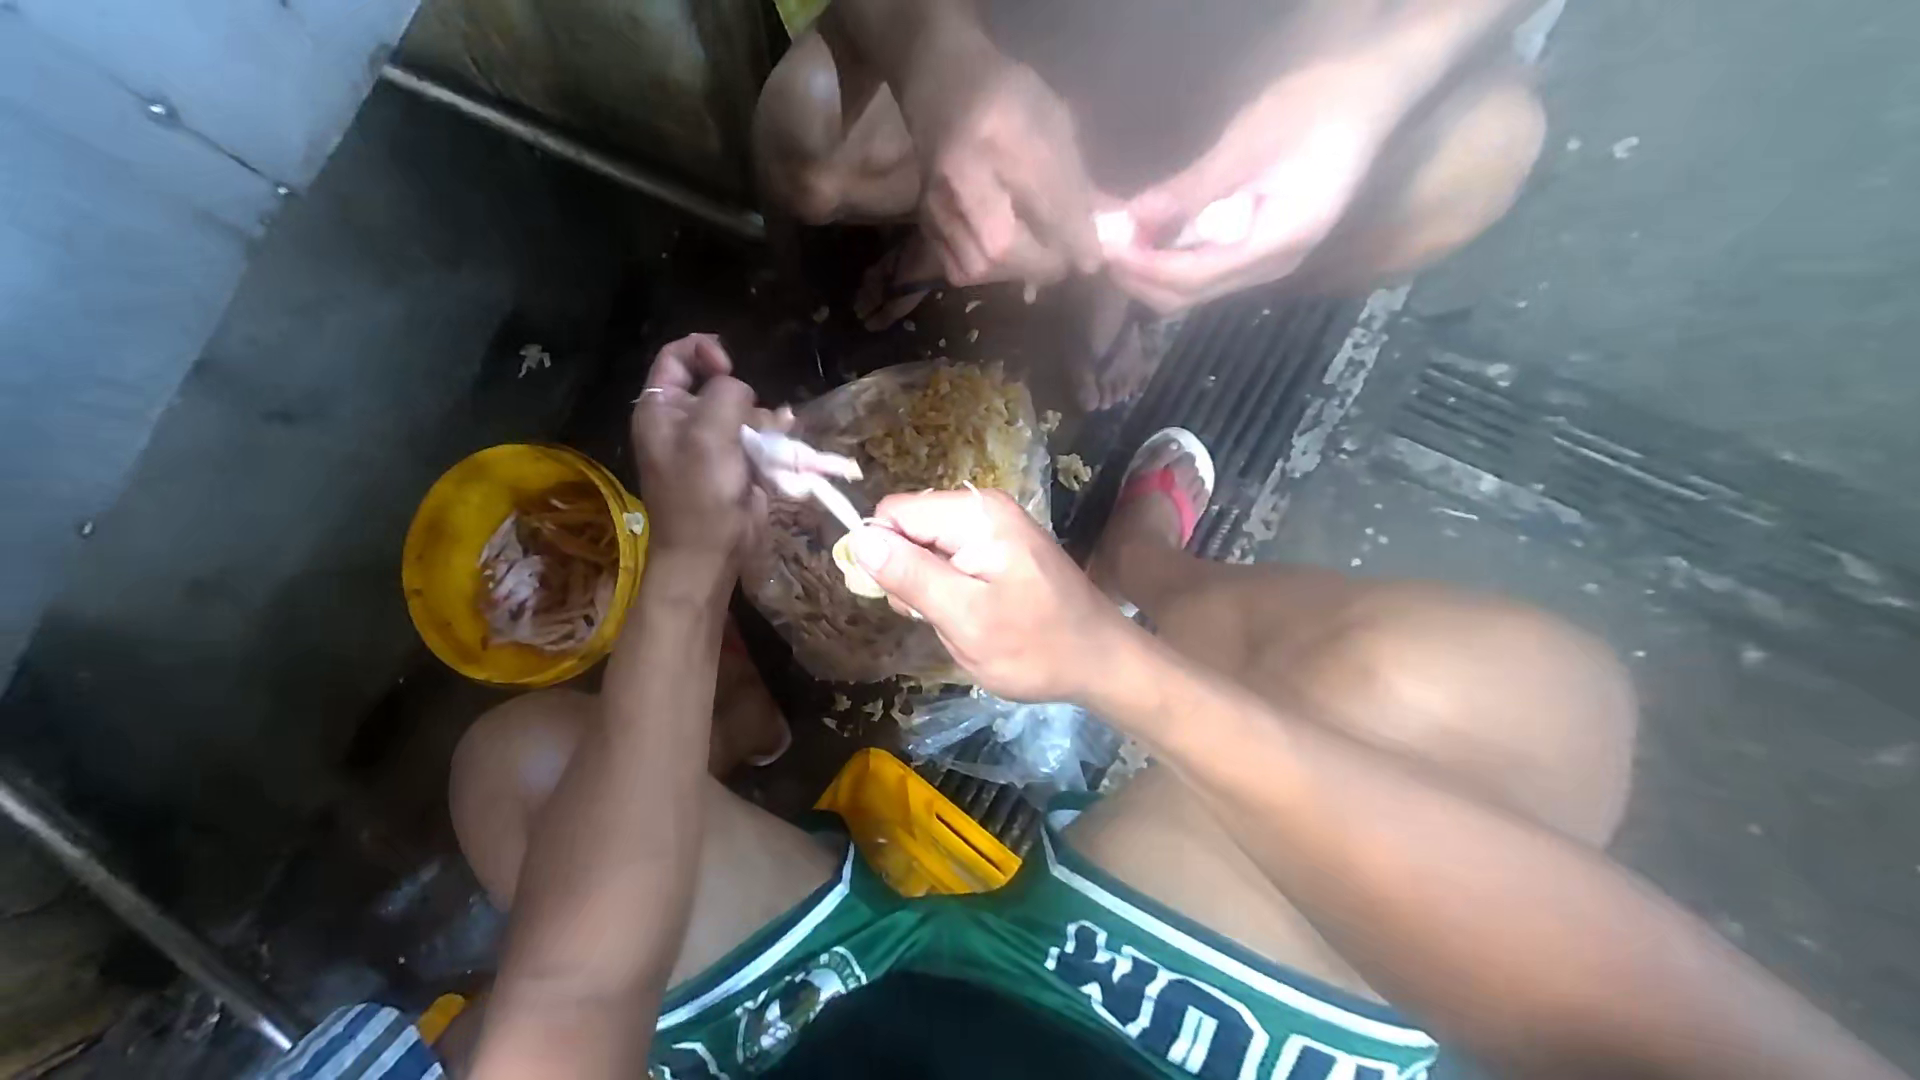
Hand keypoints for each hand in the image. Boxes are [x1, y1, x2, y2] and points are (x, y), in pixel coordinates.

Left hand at [630, 334, 763, 570]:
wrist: (711, 551)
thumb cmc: (701, 494)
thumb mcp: (708, 435)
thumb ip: (725, 395)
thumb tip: (742, 390)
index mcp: (661, 409)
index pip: (676, 357)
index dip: (703, 351)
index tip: (729, 369)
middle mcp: (684, 421)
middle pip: (717, 384)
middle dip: (741, 397)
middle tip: (750, 420)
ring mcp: (712, 443)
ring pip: (744, 411)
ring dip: (762, 420)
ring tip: (774, 436)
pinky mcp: (737, 463)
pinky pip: (757, 438)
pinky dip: (772, 438)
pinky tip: (786, 441)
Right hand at [845, 489, 1134, 703]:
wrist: (1101, 660)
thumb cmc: (1035, 646)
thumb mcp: (965, 618)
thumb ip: (910, 576)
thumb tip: (858, 540)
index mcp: (975, 514)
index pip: (894, 513)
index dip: (882, 554)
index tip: (899, 600)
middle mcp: (984, 508)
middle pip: (911, 529)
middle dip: (911, 576)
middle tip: (939, 617)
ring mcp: (996, 527)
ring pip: (929, 550)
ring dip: (931, 589)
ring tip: (962, 622)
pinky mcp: (1003, 548)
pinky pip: (954, 561)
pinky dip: (953, 591)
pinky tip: (976, 616)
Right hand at [897, 33, 1102, 288]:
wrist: (942, 83)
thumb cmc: (1009, 98)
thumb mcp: (1054, 122)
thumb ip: (1077, 181)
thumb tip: (1105, 232)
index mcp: (1001, 128)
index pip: (1044, 199)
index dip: (1073, 237)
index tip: (1093, 258)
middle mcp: (960, 169)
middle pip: (1002, 244)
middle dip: (1043, 263)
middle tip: (1065, 262)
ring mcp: (936, 199)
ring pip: (981, 264)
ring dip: (1018, 271)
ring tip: (1039, 260)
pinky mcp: (925, 220)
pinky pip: (960, 269)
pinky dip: (990, 274)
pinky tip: (1008, 261)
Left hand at [1102, 64, 1394, 312]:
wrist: (1369, 95)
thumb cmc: (1319, 104)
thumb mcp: (1251, 141)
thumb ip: (1193, 189)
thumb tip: (1134, 220)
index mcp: (1277, 243)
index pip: (1193, 278)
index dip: (1143, 267)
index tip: (1105, 246)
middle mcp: (1267, 267)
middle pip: (1184, 296)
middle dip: (1137, 276)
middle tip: (1099, 244)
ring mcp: (1260, 264)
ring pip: (1187, 290)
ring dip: (1145, 270)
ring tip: (1113, 240)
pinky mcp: (1250, 252)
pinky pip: (1197, 270)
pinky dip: (1162, 258)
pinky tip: (1141, 234)